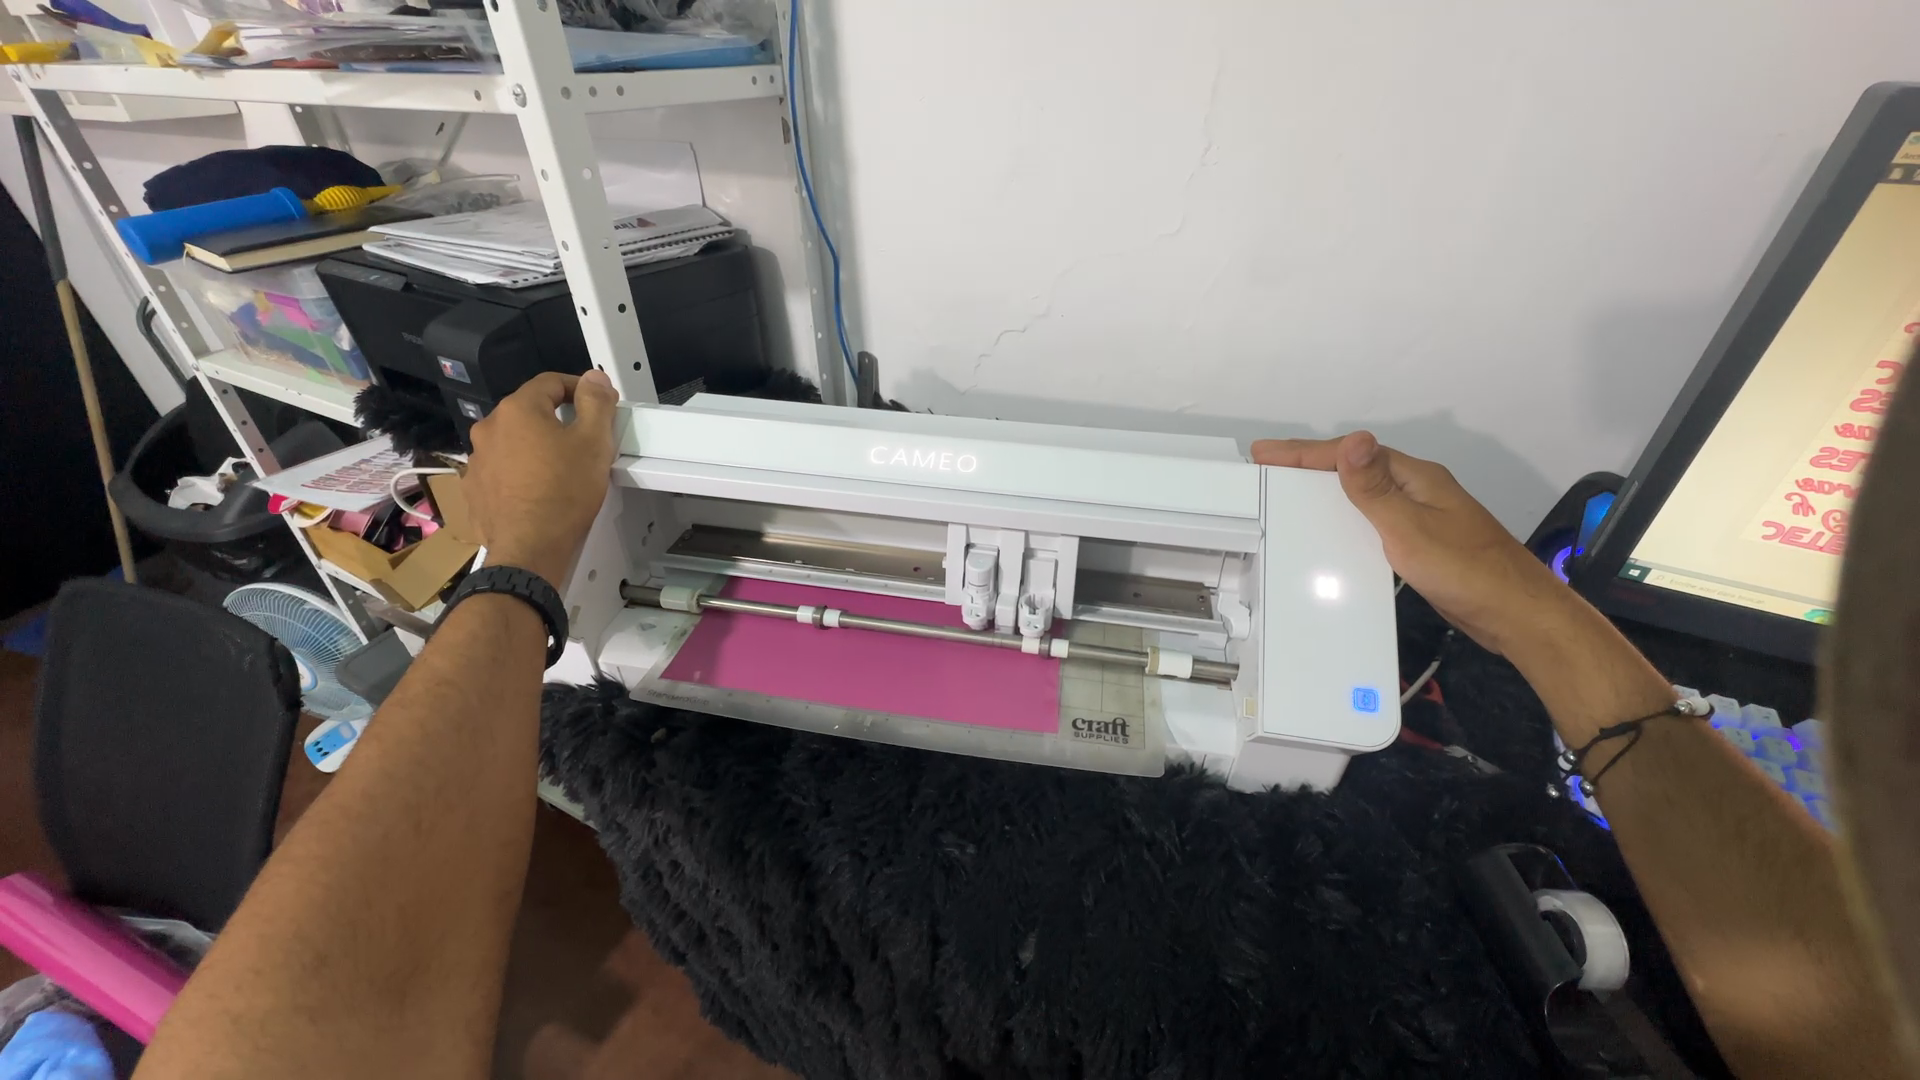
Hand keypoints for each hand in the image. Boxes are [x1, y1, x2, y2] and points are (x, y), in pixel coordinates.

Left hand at [464, 370, 618, 586]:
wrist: (529, 547)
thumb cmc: (566, 490)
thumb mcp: (594, 442)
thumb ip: (596, 403)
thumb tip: (595, 378)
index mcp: (518, 409)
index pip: (550, 382)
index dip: (578, 388)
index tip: (598, 404)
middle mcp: (489, 427)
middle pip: (529, 412)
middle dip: (557, 420)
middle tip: (584, 441)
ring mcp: (477, 459)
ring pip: (513, 441)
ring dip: (536, 446)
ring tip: (562, 470)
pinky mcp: (474, 488)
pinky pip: (501, 469)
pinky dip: (520, 472)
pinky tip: (538, 490)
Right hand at [1251, 431, 1579, 655]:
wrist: (1515, 614)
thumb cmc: (1464, 569)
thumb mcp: (1409, 528)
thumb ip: (1374, 488)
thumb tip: (1352, 439)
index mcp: (1412, 477)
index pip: (1348, 455)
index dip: (1301, 453)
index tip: (1262, 453)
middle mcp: (1414, 488)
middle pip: (1352, 467)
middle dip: (1306, 465)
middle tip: (1265, 470)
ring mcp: (1418, 513)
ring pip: (1360, 492)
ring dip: (1322, 489)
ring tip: (1284, 494)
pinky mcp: (1417, 539)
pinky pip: (1369, 517)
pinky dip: (1341, 515)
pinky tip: (1327, 529)